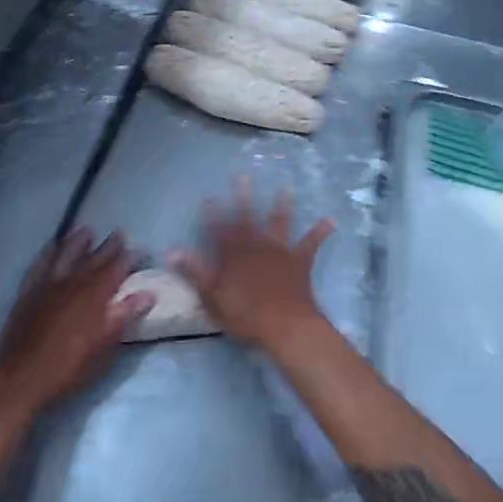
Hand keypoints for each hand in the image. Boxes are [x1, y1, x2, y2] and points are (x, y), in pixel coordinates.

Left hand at [0, 228, 151, 418]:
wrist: (22, 378)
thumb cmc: (70, 367)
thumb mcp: (105, 347)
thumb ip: (125, 316)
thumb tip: (147, 294)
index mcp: (94, 296)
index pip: (116, 269)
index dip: (129, 257)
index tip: (140, 248)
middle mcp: (72, 283)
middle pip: (93, 258)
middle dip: (109, 246)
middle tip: (120, 234)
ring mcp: (47, 285)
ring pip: (65, 255)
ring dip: (78, 241)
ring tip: (87, 230)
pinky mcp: (28, 292)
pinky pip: (39, 264)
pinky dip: (48, 253)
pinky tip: (52, 247)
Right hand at [172, 177, 334, 351]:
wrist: (285, 326)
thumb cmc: (245, 315)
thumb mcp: (211, 297)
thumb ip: (194, 272)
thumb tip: (172, 250)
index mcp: (232, 256)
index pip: (218, 230)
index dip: (213, 214)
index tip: (209, 196)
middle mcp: (255, 247)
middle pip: (248, 219)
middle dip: (244, 197)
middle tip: (244, 176)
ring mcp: (279, 252)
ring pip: (279, 224)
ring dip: (282, 206)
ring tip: (286, 188)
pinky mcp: (300, 262)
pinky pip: (311, 244)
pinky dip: (320, 231)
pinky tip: (330, 220)